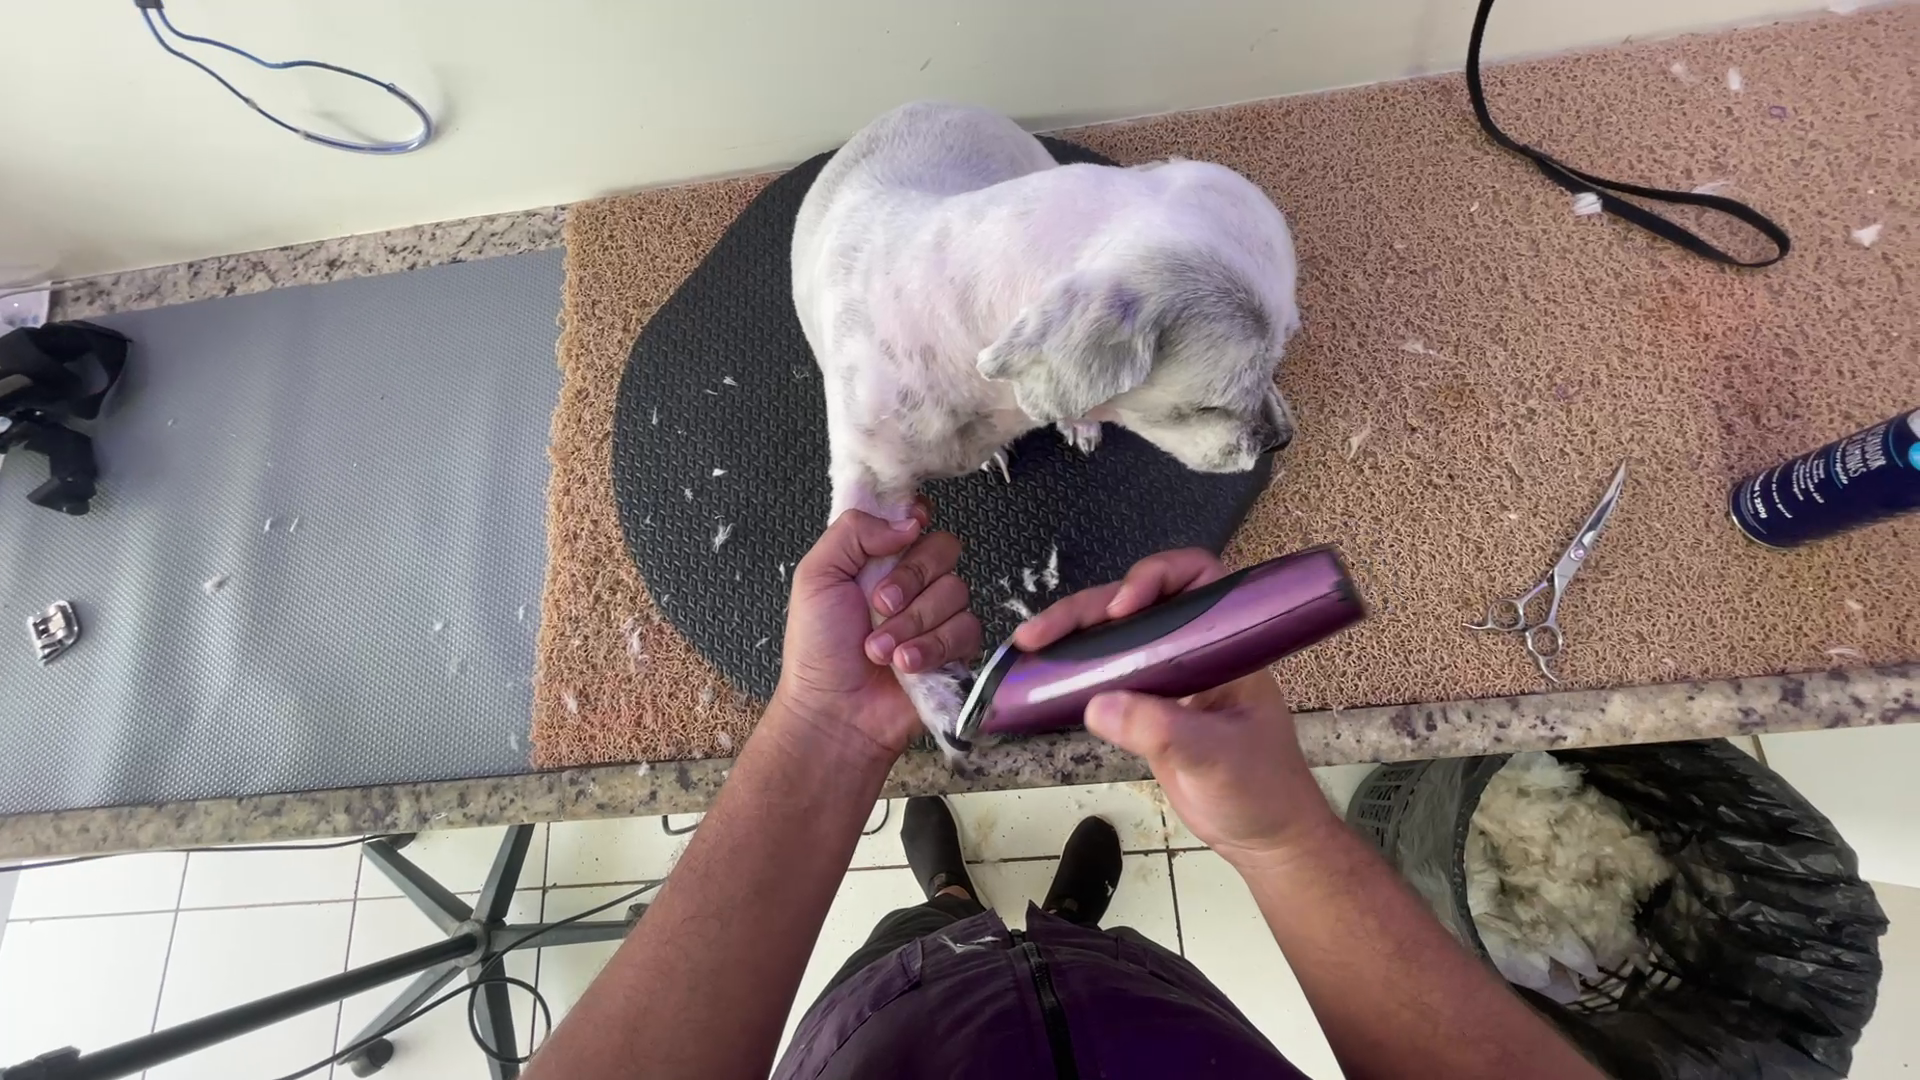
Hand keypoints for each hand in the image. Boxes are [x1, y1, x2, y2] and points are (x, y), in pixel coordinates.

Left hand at [774, 506, 982, 758]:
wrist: (834, 711)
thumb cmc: (818, 647)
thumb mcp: (816, 576)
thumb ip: (854, 532)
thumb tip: (910, 522)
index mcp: (879, 556)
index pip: (916, 518)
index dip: (917, 520)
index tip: (906, 534)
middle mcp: (913, 580)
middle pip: (943, 548)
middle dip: (910, 579)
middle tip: (878, 607)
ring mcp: (937, 614)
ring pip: (956, 590)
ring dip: (913, 623)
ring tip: (880, 651)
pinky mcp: (956, 648)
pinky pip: (967, 628)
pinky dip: (932, 647)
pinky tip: (906, 665)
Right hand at [1013, 549, 1339, 867]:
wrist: (1262, 834)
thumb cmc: (1260, 789)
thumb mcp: (1216, 758)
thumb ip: (1161, 730)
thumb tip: (1096, 704)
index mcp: (1223, 643)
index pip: (1194, 578)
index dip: (1155, 577)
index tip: (1122, 608)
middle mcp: (1190, 647)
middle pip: (1134, 603)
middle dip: (1086, 609)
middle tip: (1039, 633)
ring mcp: (1163, 673)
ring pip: (1112, 633)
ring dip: (1069, 633)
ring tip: (1028, 645)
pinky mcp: (1142, 702)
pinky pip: (1102, 670)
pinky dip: (1071, 666)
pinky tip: (1039, 672)